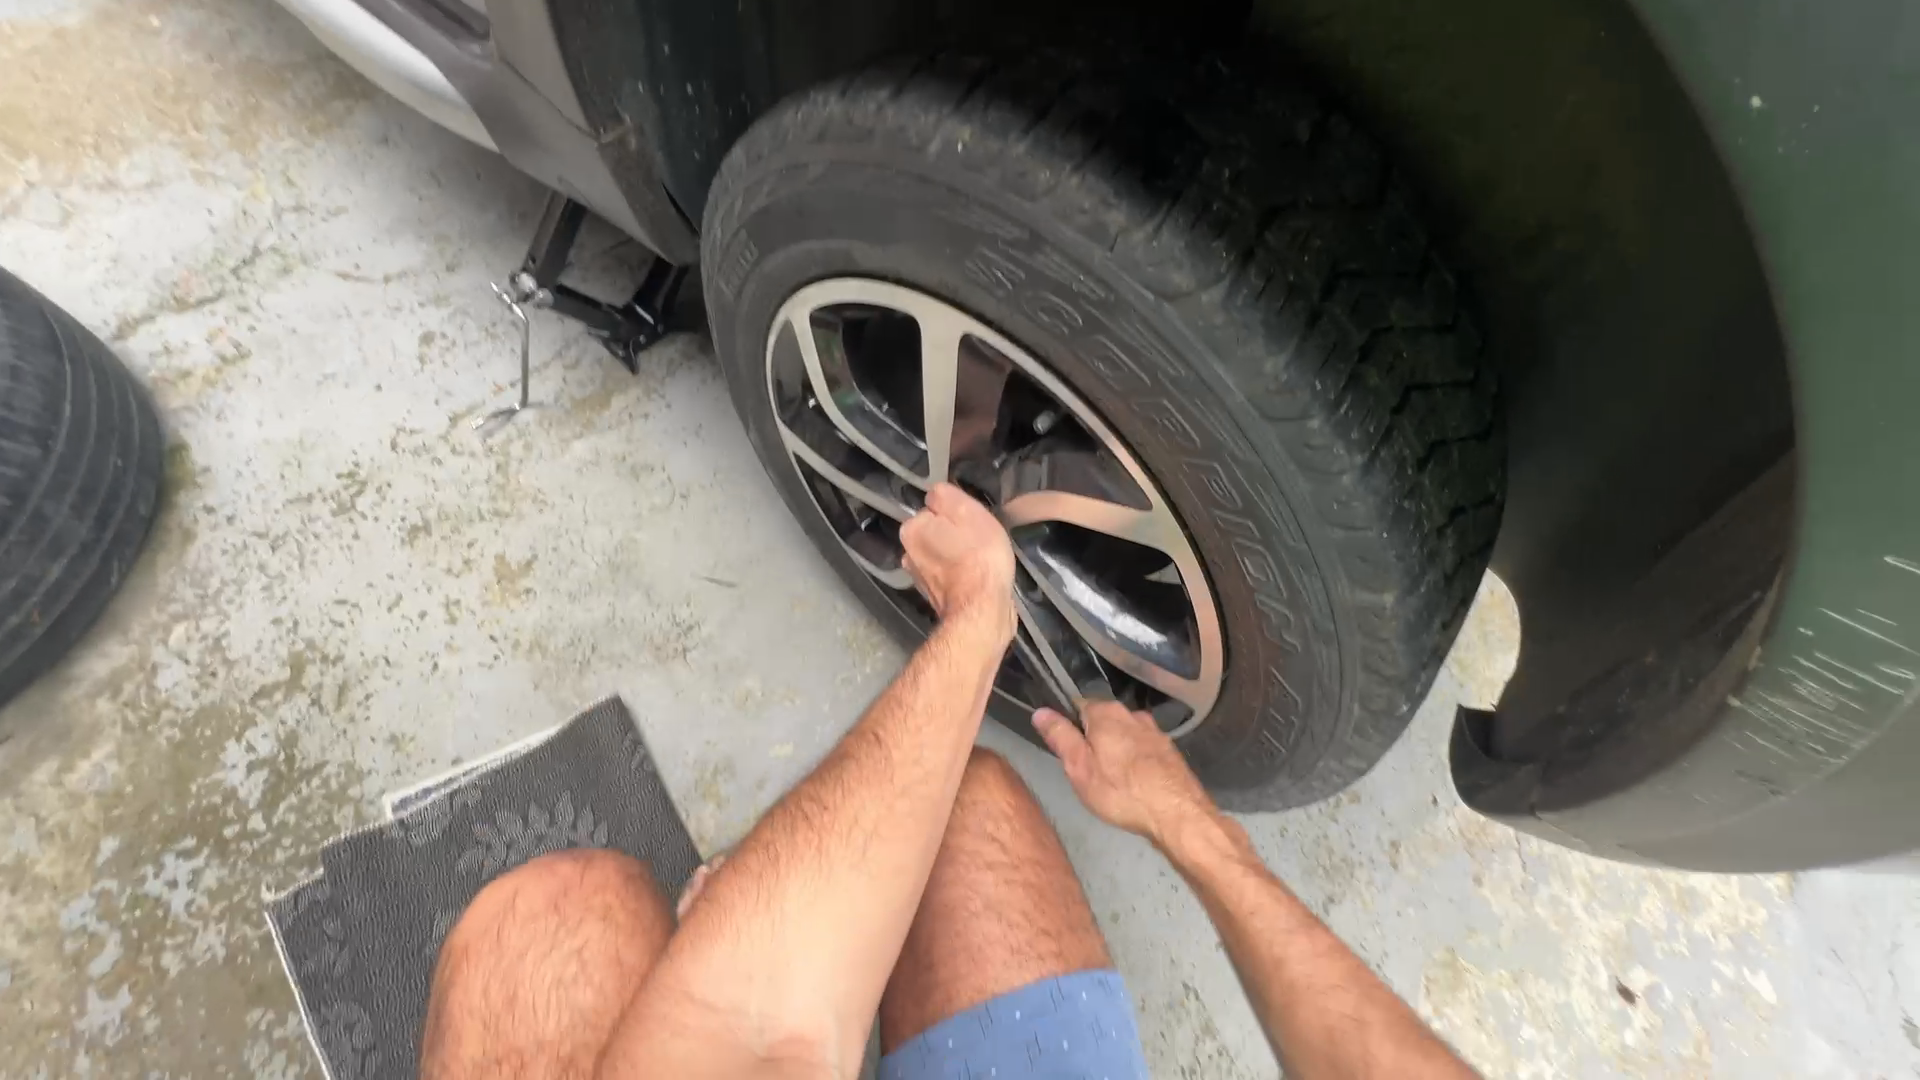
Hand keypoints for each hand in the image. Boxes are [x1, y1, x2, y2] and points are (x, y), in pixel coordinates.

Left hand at [899, 483, 1015, 636]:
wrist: (982, 609)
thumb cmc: (977, 556)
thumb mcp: (966, 511)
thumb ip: (944, 496)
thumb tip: (935, 496)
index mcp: (911, 530)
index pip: (933, 509)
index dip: (956, 513)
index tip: (972, 522)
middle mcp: (908, 554)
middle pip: (937, 533)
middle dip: (955, 535)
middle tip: (979, 540)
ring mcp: (920, 579)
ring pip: (943, 555)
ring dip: (959, 556)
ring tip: (981, 560)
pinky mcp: (936, 598)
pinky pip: (951, 576)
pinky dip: (962, 575)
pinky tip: (978, 578)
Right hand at [1033, 701, 1215, 843]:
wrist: (1178, 815)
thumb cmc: (1121, 792)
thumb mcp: (1079, 767)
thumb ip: (1060, 736)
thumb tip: (1041, 712)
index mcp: (1106, 712)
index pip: (1078, 706)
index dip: (1069, 727)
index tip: (1069, 752)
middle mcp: (1132, 714)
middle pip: (1103, 721)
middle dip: (1094, 740)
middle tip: (1088, 771)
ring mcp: (1155, 732)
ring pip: (1125, 735)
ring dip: (1117, 751)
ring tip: (1113, 780)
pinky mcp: (1170, 751)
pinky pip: (1143, 750)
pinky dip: (1136, 762)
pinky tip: (1136, 784)